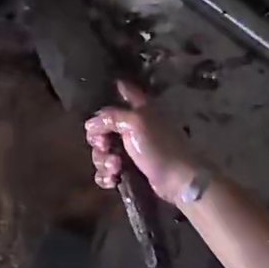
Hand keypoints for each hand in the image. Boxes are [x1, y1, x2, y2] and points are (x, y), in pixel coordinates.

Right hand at [85, 82, 201, 206]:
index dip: (116, 87)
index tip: (107, 93)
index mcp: (139, 111)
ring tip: (115, 168)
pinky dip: (106, 175)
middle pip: (102, 127)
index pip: (127, 91)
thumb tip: (90, 124)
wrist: (178, 180)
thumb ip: (110, 117)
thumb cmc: (159, 147)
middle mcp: (133, 127)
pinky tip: (112, 179)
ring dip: (103, 160)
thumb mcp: (135, 123)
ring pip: (102, 151)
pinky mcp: (129, 170)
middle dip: (98, 139)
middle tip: (104, 146)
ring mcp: (130, 150)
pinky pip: (106, 170)